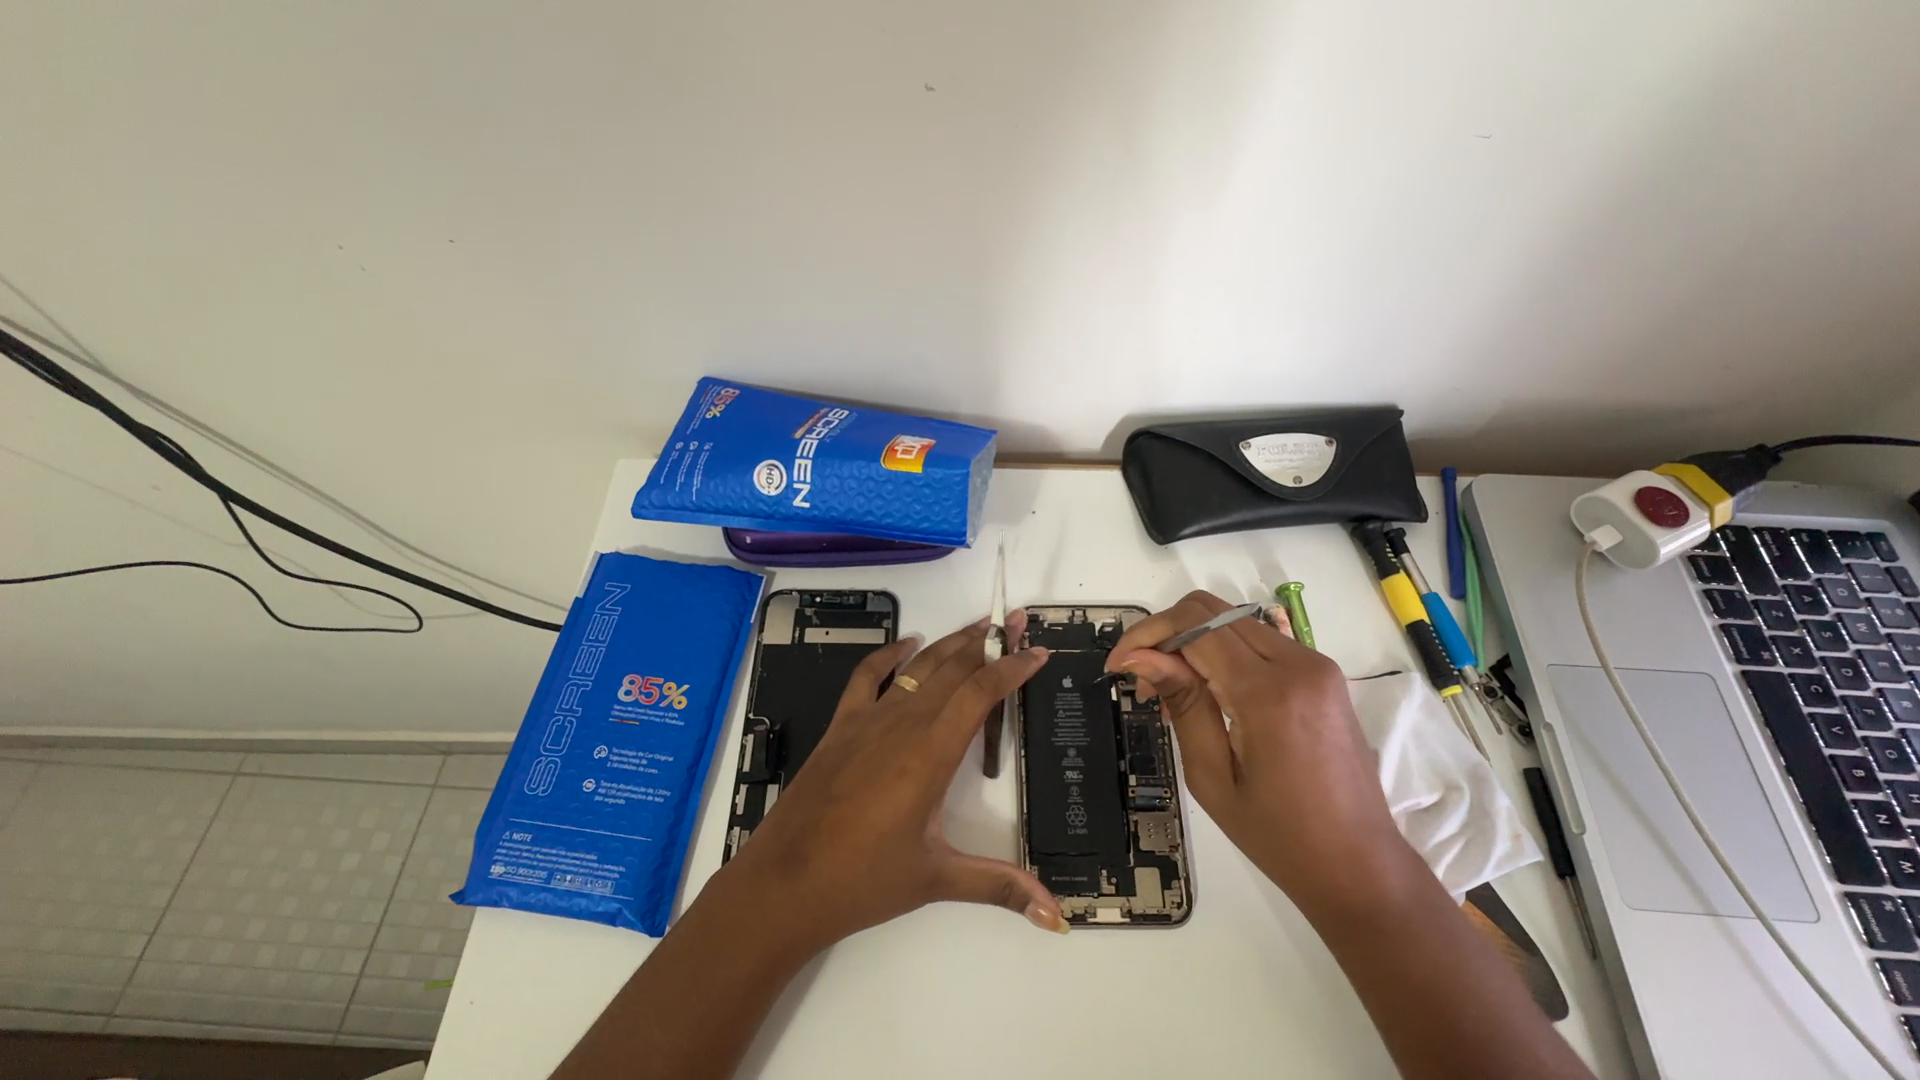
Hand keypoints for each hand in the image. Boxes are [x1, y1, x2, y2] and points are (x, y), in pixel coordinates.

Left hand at [723, 618, 1067, 951]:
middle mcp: (901, 725)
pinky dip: (889, 655)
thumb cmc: (862, 882)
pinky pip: (866, 678)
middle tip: (1019, 622)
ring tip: (980, 625)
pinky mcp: (839, 729)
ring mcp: (866, 722)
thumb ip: (1000, 886)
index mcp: (930, 754)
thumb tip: (1055, 913)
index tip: (1039, 652)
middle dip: (989, 642)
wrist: (783, 885)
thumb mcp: (936, 879)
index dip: (1012, 667)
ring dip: (951, 643)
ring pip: (917, 668)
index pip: (980, 693)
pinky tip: (907, 644)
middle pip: (952, 668)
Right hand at [1106, 590, 1414, 913]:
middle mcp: (1299, 664)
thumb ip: (1182, 704)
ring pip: (1234, 621)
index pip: (1195, 626)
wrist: (1359, 864)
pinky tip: (1207, 696)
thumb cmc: (1279, 836)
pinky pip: (1259, 642)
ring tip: (1170, 696)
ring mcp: (1316, 665)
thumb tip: (1141, 657)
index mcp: (1269, 693)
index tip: (1117, 666)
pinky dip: (1222, 654)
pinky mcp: (1323, 675)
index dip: (1147, 636)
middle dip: (1165, 635)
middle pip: (1212, 611)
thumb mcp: (1213, 778)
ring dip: (1193, 644)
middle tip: (1141, 683)